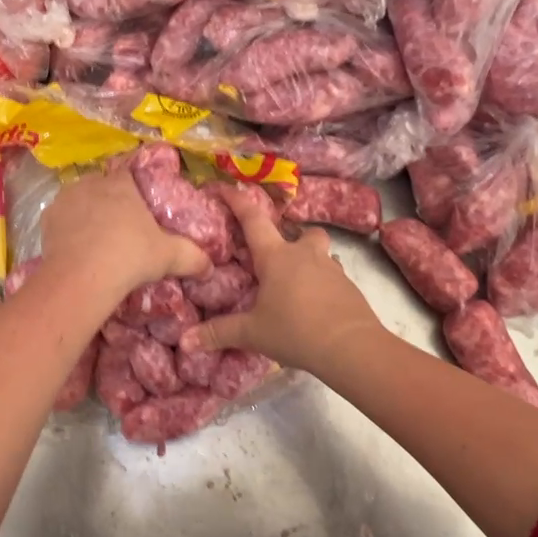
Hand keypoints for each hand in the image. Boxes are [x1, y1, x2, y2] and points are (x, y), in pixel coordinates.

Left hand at [38, 166, 209, 298]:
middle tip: (120, 230)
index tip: (139, 210)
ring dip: (86, 215)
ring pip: (79, 201)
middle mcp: (91, 183)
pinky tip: (76, 250)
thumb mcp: (169, 257)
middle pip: (102, 187)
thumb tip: (210, 266)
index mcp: (122, 183)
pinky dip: (68, 231)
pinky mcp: (46, 219)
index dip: (134, 191)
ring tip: (96, 242)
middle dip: (109, 203)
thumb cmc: (130, 256)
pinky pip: (61, 220)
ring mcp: (65, 199)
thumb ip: (192, 257)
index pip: (129, 175)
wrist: (81, 276)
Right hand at [187, 186, 391, 371]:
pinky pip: (333, 277)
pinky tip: (314, 306)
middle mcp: (305, 255)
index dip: (237, 201)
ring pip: (321, 253)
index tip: (224, 189)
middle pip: (302, 231)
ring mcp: (331, 269)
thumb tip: (184, 341)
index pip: (253, 219)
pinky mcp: (349, 289)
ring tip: (295, 282)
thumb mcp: (252, 333)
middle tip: (276, 254)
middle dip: (290, 235)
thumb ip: (218, 333)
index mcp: (276, 257)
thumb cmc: (296, 330)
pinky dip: (322, 284)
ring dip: (309, 260)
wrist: (353, 347)